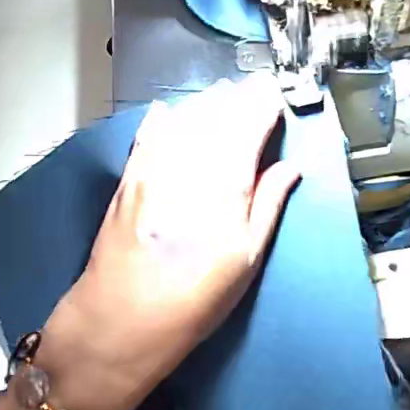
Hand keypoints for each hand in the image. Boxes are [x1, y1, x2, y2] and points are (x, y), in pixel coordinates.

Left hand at [36, 77, 301, 409]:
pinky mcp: (128, 177)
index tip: (273, 95)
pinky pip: (148, 135)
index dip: (262, 106)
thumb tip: (289, 168)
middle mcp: (188, 166)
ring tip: (221, 95)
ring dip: (205, 103)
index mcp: (224, 186)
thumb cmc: (194, 300)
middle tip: (252, 88)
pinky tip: (171, 111)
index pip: (248, 127)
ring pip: (183, 119)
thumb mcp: (246, 260)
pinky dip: (163, 119)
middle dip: (237, 98)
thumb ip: (268, 205)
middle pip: (216, 116)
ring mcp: (153, 168)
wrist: (121, 320)